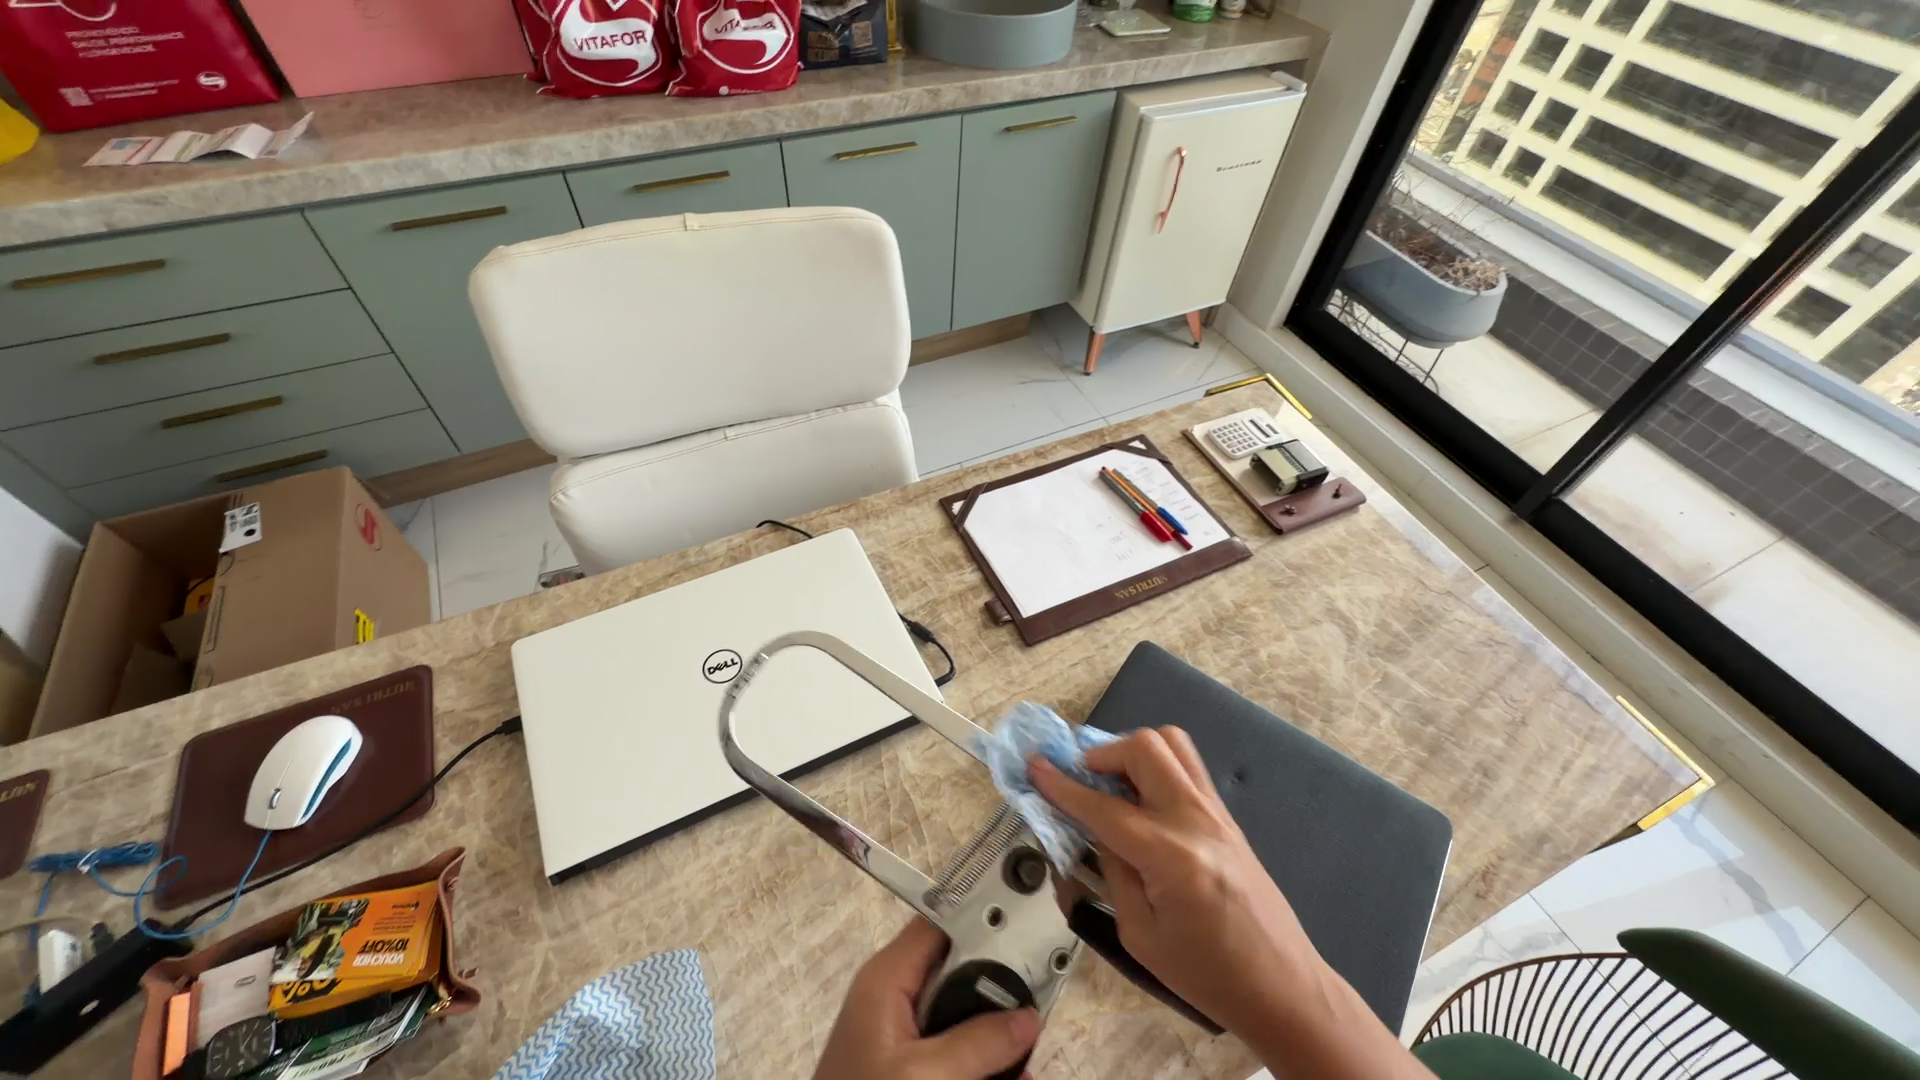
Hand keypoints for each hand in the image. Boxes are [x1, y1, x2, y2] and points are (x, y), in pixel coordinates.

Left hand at [813, 918, 1040, 1079]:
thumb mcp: (927, 1074)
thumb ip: (980, 1042)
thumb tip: (1029, 1018)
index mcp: (887, 977)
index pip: (940, 924)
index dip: (982, 923)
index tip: (1026, 936)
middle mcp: (893, 992)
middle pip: (958, 969)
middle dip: (998, 991)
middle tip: (1033, 1008)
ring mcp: (899, 1028)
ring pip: (961, 1011)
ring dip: (995, 1034)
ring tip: (1027, 1058)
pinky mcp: (906, 1060)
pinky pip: (953, 1045)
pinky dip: (980, 1059)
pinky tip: (1011, 1077)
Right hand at [1030, 727, 1433, 1079]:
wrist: (1283, 986)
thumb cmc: (1208, 975)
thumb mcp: (1140, 935)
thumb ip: (1112, 872)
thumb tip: (1094, 830)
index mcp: (1171, 856)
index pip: (1103, 806)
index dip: (1061, 784)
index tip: (1034, 765)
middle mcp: (1196, 819)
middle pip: (1144, 748)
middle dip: (1102, 755)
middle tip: (1084, 783)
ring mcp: (1217, 812)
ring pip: (1172, 743)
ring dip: (1133, 753)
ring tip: (1115, 787)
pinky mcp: (1227, 816)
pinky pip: (1187, 766)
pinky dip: (1156, 766)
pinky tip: (1143, 802)